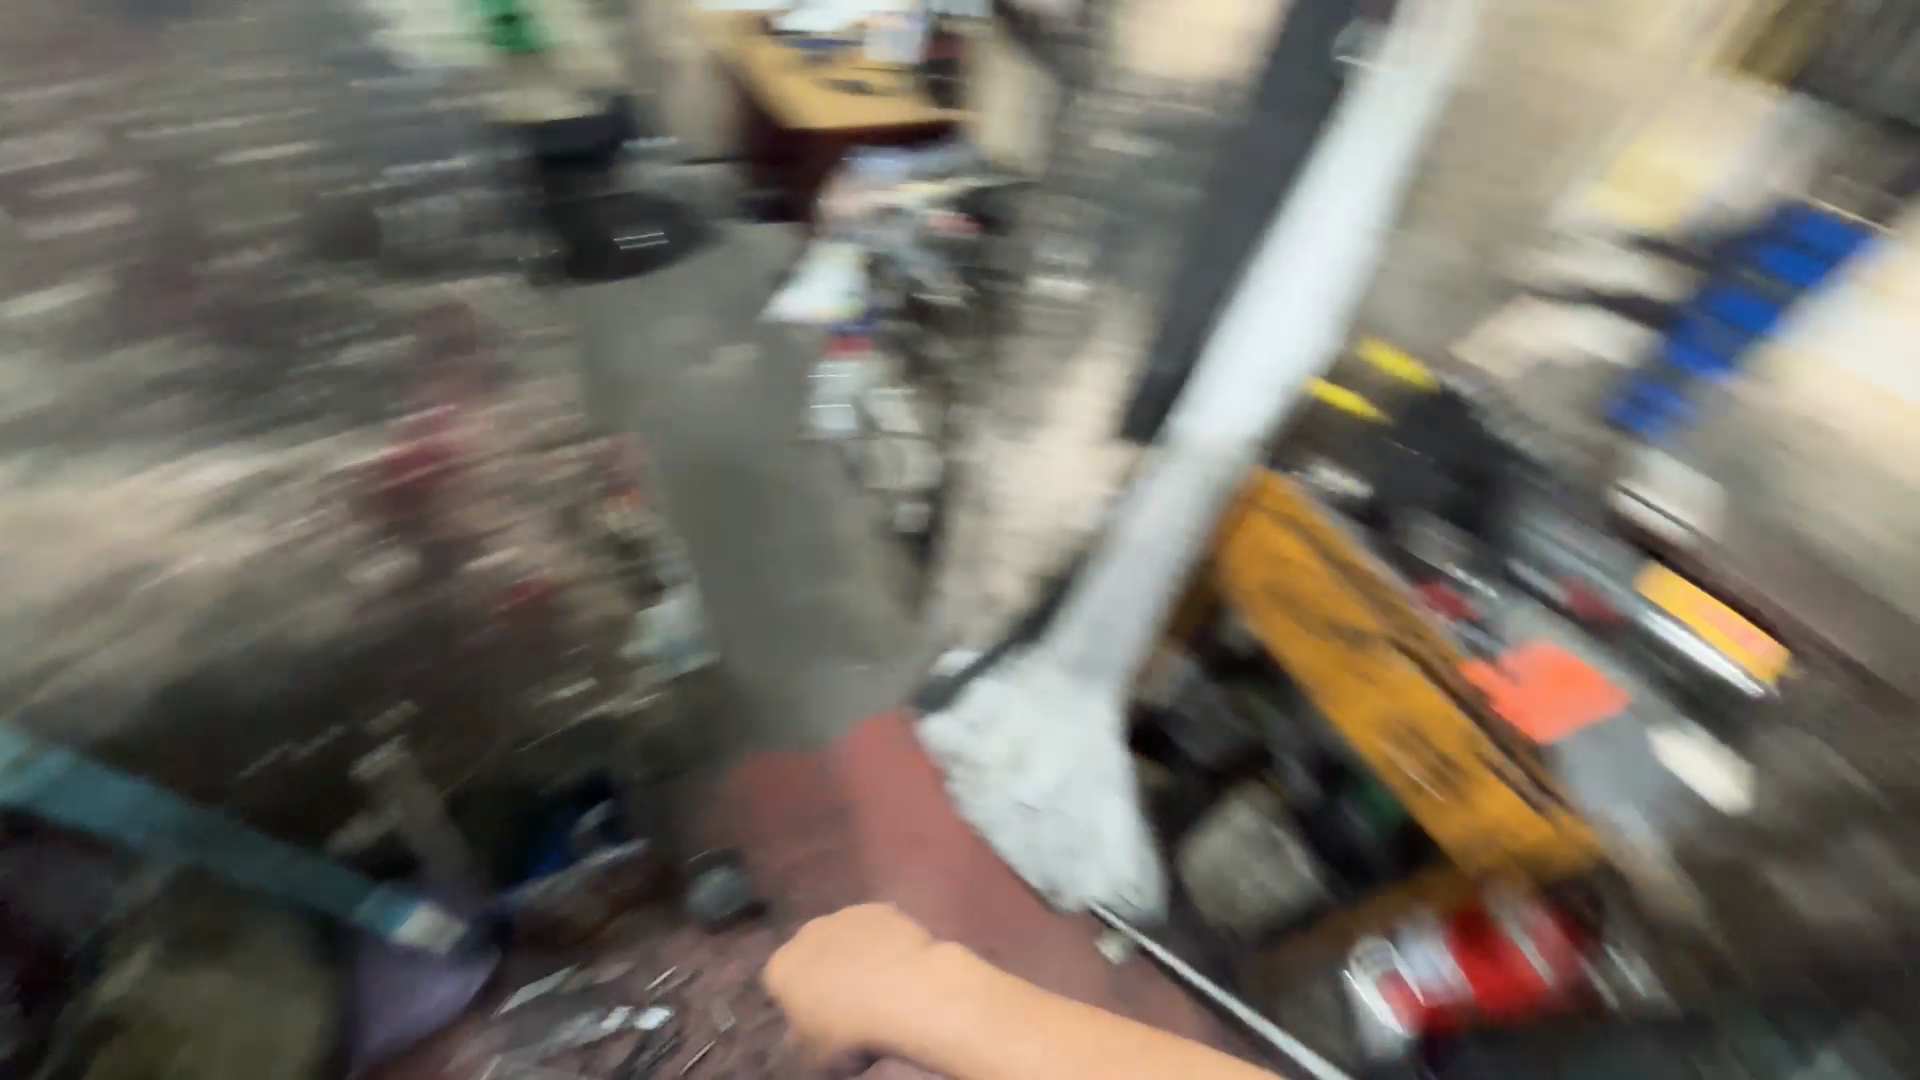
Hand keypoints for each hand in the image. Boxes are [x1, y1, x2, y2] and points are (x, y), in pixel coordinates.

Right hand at [762, 904, 945, 1064]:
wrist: (904, 990)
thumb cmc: (852, 1031)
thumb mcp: (815, 1056)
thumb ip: (801, 1038)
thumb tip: (801, 1029)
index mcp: (782, 968)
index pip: (776, 983)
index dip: (791, 1000)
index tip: (809, 1015)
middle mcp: (807, 932)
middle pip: (807, 951)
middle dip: (818, 969)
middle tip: (840, 997)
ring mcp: (844, 914)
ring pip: (840, 935)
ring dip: (849, 952)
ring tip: (873, 979)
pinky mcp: (877, 908)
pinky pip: (872, 926)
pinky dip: (878, 940)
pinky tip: (894, 962)